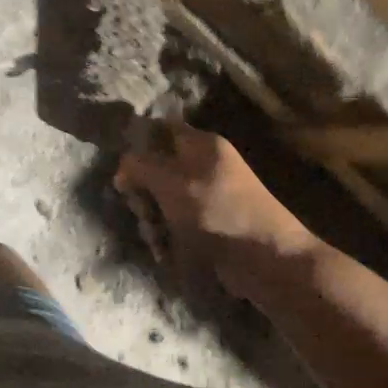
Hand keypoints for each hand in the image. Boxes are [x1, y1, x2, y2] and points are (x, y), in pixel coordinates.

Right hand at [113, 121, 312, 292]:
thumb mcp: (169, 181)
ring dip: (152, 221)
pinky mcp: (210, 225)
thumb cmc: (215, 211)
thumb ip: (139, 166)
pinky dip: (168, 236)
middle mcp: (204, 166)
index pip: (160, 129)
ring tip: (157, 238)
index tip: (122, 169)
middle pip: (156, 169)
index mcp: (201, 145)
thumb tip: (122, 169)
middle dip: (142, 193)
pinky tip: (166, 251)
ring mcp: (208, 197)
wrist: (265, 258)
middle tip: (144, 211)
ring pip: (163, 201)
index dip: (138, 144)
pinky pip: (177, 224)